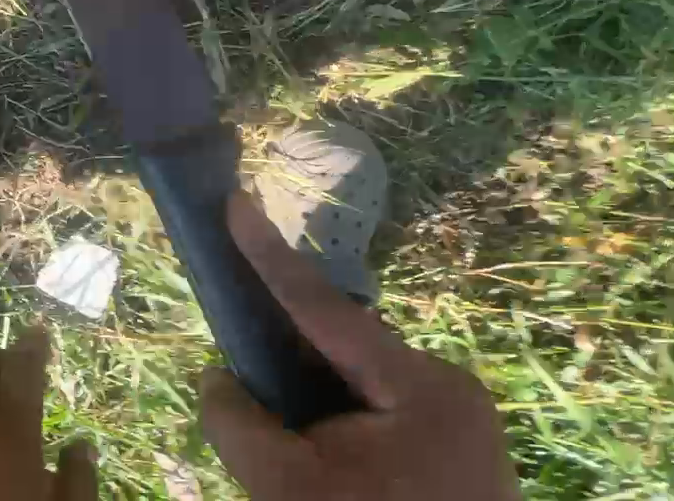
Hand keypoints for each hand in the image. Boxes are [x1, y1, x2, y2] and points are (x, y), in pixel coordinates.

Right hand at [202, 191, 521, 500]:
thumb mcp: (281, 484)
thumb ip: (232, 417)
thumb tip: (219, 379)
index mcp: (421, 388)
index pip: (320, 307)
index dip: (266, 252)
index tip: (235, 200)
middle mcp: (445, 389)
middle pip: (335, 341)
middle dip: (280, 342)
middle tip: (239, 359)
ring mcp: (454, 418)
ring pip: (348, 373)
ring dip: (302, 381)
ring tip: (277, 422)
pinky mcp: (449, 445)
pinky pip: (367, 401)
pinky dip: (325, 406)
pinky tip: (305, 439)